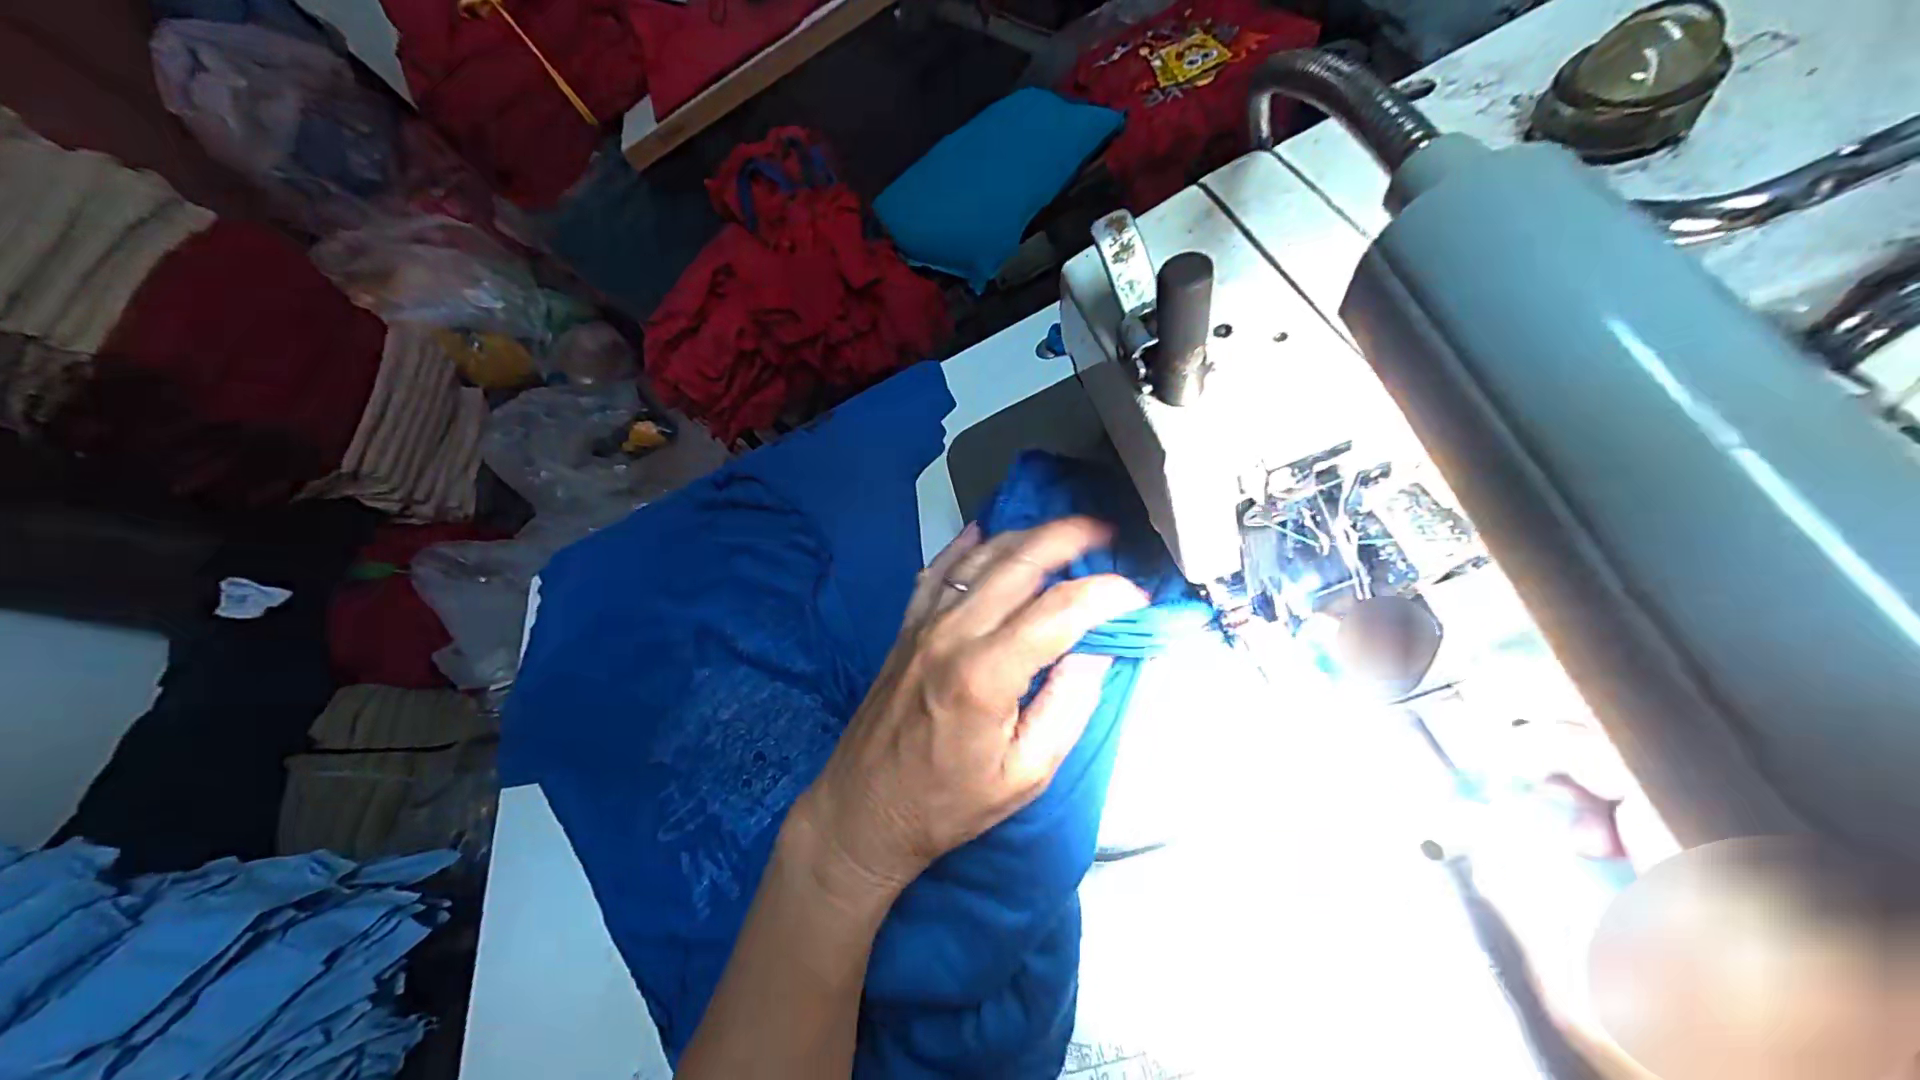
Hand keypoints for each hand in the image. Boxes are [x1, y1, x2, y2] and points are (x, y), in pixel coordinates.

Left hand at [789, 517, 1149, 901]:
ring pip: (981, 557)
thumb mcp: (1024, 774)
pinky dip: (967, 545)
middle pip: (1020, 562)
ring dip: (1027, 535)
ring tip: (1063, 531)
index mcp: (985, 674)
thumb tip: (1098, 650)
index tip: (1136, 595)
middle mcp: (953, 634)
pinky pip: (939, 570)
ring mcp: (925, 624)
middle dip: (1070, 537)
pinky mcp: (907, 626)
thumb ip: (1067, 706)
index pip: (1060, 610)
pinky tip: (986, 531)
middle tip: (1106, 533)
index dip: (1107, 594)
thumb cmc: (948, 803)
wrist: (865, 808)